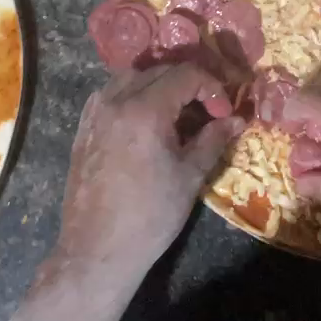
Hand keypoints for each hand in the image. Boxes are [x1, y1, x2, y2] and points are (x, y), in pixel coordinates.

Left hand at [57, 62, 245, 271]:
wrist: (98, 249)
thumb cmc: (150, 215)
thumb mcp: (190, 176)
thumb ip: (213, 139)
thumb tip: (236, 119)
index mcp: (145, 110)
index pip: (186, 75)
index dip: (212, 88)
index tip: (224, 112)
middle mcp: (116, 100)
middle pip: (160, 71)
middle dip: (189, 85)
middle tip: (207, 111)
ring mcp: (95, 112)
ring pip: (132, 77)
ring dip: (160, 85)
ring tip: (178, 113)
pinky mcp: (83, 127)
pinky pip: (111, 94)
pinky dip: (133, 95)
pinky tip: (147, 121)